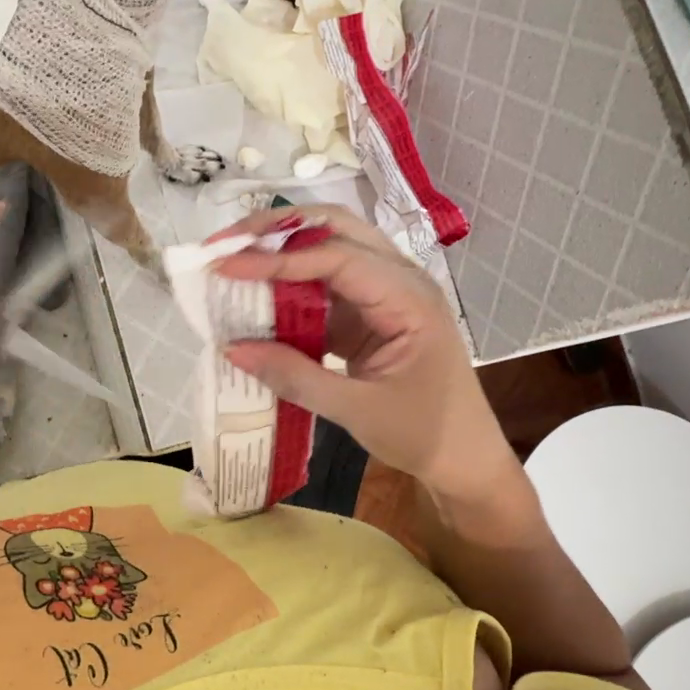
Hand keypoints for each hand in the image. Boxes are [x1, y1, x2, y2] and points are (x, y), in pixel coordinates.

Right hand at [214, 207, 518, 501]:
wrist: (464, 459)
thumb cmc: (424, 434)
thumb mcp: (356, 410)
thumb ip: (294, 377)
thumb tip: (232, 348)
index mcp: (409, 299)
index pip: (337, 257)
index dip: (277, 259)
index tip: (226, 266)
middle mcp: (400, 281)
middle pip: (336, 229)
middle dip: (277, 230)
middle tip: (225, 243)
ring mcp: (385, 294)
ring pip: (329, 249)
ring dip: (281, 251)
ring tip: (232, 259)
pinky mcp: (369, 313)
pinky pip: (325, 285)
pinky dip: (289, 285)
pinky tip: (256, 296)